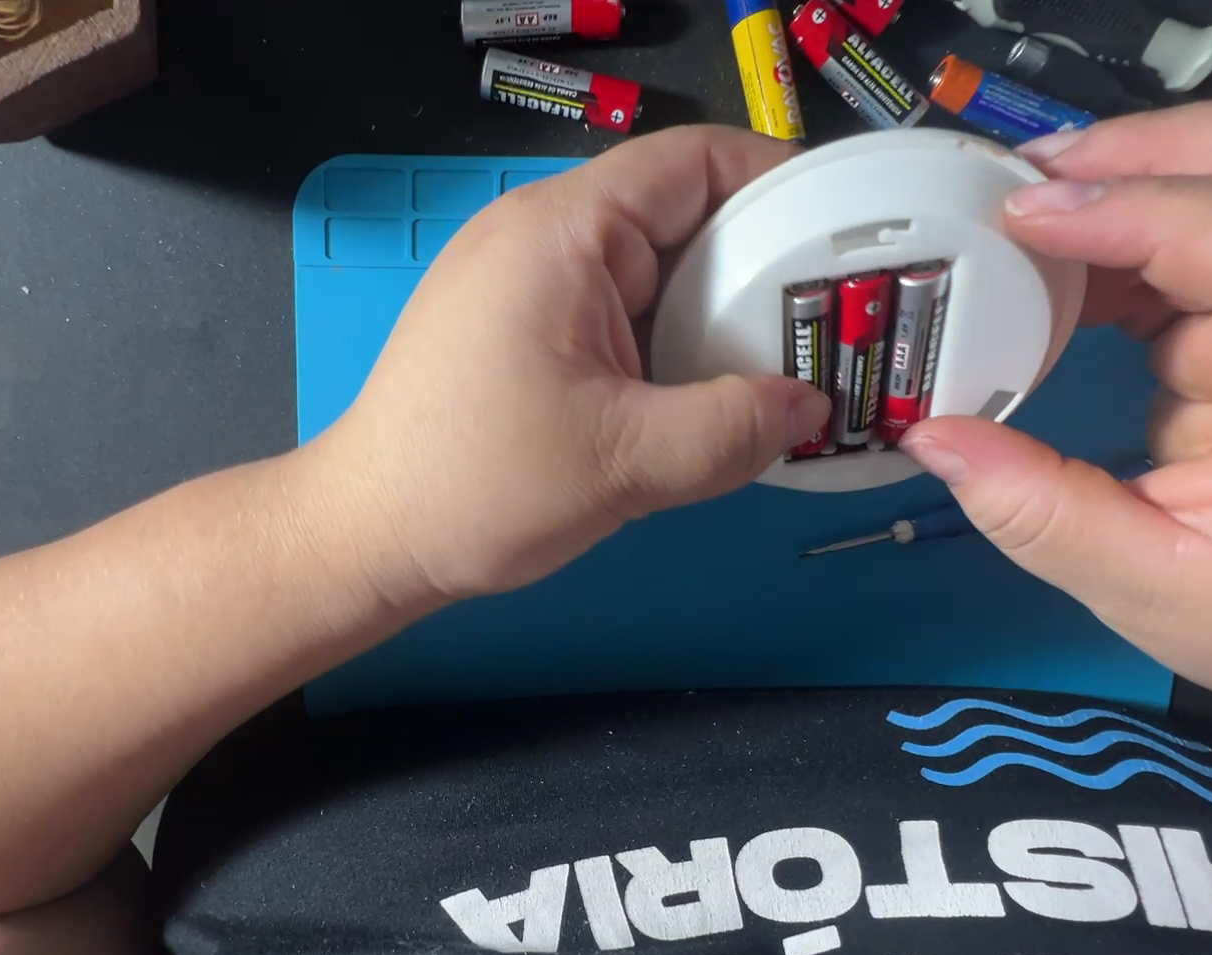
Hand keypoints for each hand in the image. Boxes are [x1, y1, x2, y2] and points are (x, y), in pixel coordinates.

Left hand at [309, 127, 830, 602]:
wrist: (369, 536)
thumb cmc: (478, 488)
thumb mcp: (626, 463)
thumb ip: (734, 430)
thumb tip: (808, 408)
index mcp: (561, 234)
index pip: (694, 162)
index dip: (781, 188)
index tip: (842, 244)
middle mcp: (536, 239)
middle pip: (674, 218)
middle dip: (753, 270)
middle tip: (812, 332)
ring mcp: (517, 286)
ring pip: (644, 277)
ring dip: (705, 321)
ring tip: (760, 377)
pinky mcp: (510, 332)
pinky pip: (608, 318)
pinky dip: (659, 349)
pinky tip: (687, 400)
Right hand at [901, 104, 1211, 765]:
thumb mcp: (1158, 596)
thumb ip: (1041, 517)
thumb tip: (928, 435)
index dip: (1165, 215)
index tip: (1031, 215)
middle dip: (1166, 150)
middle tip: (1028, 175)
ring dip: (1151, 172)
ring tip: (1029, 202)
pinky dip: (1140, 230)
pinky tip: (1062, 254)